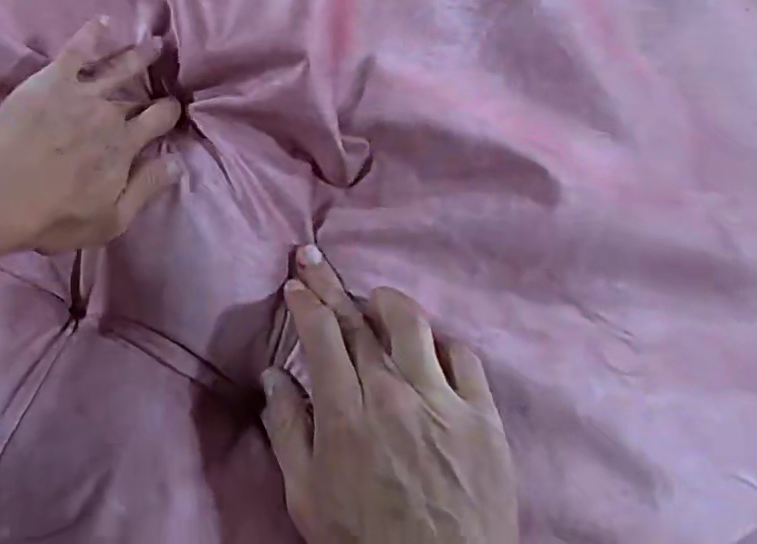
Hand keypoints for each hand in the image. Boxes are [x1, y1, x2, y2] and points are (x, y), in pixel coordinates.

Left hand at [0, 18, 183, 253]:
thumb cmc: (53, 214)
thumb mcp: (111, 219)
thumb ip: (146, 188)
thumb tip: (179, 163)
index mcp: (126, 144)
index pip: (159, 120)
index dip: (170, 113)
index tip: (175, 108)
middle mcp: (111, 112)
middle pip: (140, 93)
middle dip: (158, 82)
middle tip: (169, 73)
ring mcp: (83, 92)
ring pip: (119, 66)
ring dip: (139, 54)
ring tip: (154, 43)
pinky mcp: (54, 79)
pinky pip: (78, 50)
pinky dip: (92, 33)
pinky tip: (103, 21)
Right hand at [262, 246, 518, 543]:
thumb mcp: (307, 498)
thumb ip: (287, 430)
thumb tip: (273, 375)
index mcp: (345, 416)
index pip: (321, 334)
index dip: (305, 301)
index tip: (295, 283)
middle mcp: (392, 397)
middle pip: (357, 320)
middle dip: (329, 283)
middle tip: (314, 258)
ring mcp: (442, 403)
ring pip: (412, 323)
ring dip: (387, 302)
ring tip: (375, 299)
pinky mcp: (484, 417)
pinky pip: (464, 356)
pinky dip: (441, 342)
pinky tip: (430, 348)